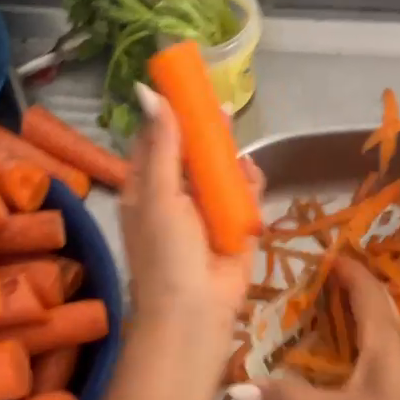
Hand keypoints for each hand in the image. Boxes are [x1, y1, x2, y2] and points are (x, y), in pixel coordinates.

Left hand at [96, 86, 262, 399]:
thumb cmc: (165, 253)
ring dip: (232, 161)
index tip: (187, 86)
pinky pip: (247, 196)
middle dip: (209, 134)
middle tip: (222, 114)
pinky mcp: (237, 227)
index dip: (171, 114)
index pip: (158, 140)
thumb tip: (148, 91)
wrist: (194, 314)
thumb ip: (161, 143)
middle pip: (195, 152)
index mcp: (147, 187)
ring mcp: (208, 212)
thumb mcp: (157, 193)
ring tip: (236, 157)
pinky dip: (251, 187)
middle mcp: (177, 196)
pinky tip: (251, 181)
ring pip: (224, 170)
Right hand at [248, 258, 399, 399]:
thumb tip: (238, 386)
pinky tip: (335, 355)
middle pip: (373, 298)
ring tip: (313, 312)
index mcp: (383, 338)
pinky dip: (355, 334)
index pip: (365, 287)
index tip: (312, 257)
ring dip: (350, 309)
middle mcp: (397, 342)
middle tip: (306, 284)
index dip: (342, 267)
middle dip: (343, 284)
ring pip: (378, 321)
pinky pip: (378, 342)